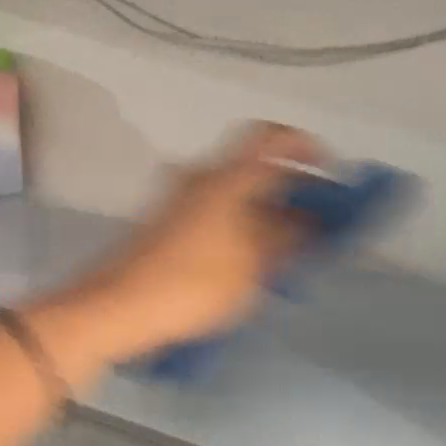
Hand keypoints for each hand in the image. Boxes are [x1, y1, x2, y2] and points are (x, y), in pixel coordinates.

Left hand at [62, 122, 326, 361]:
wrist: (118, 307)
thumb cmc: (193, 284)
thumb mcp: (252, 267)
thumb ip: (287, 239)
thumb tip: (309, 223)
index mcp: (227, 177)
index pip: (272, 138)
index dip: (304, 147)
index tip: (328, 169)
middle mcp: (202, 178)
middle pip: (256, 169)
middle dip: (291, 190)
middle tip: (319, 219)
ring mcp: (180, 199)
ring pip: (236, 194)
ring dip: (267, 212)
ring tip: (293, 248)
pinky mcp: (168, 224)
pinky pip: (218, 213)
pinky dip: (243, 225)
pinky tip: (256, 261)